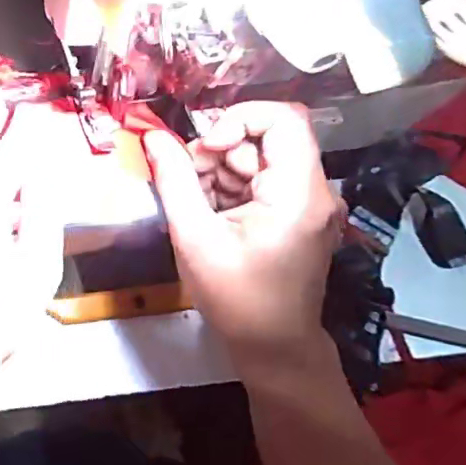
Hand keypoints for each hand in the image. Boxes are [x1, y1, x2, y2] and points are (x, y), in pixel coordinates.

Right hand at [142, 103, 344, 382]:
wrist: (273, 346)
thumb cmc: (237, 299)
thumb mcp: (194, 237)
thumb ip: (174, 180)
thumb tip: (152, 137)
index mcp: (298, 194)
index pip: (282, 118)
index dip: (238, 118)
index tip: (206, 146)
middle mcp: (312, 190)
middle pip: (262, 139)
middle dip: (217, 153)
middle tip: (187, 185)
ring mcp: (304, 202)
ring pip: (254, 157)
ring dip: (216, 172)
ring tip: (197, 208)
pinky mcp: (293, 212)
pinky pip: (256, 179)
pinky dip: (227, 188)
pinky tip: (210, 216)